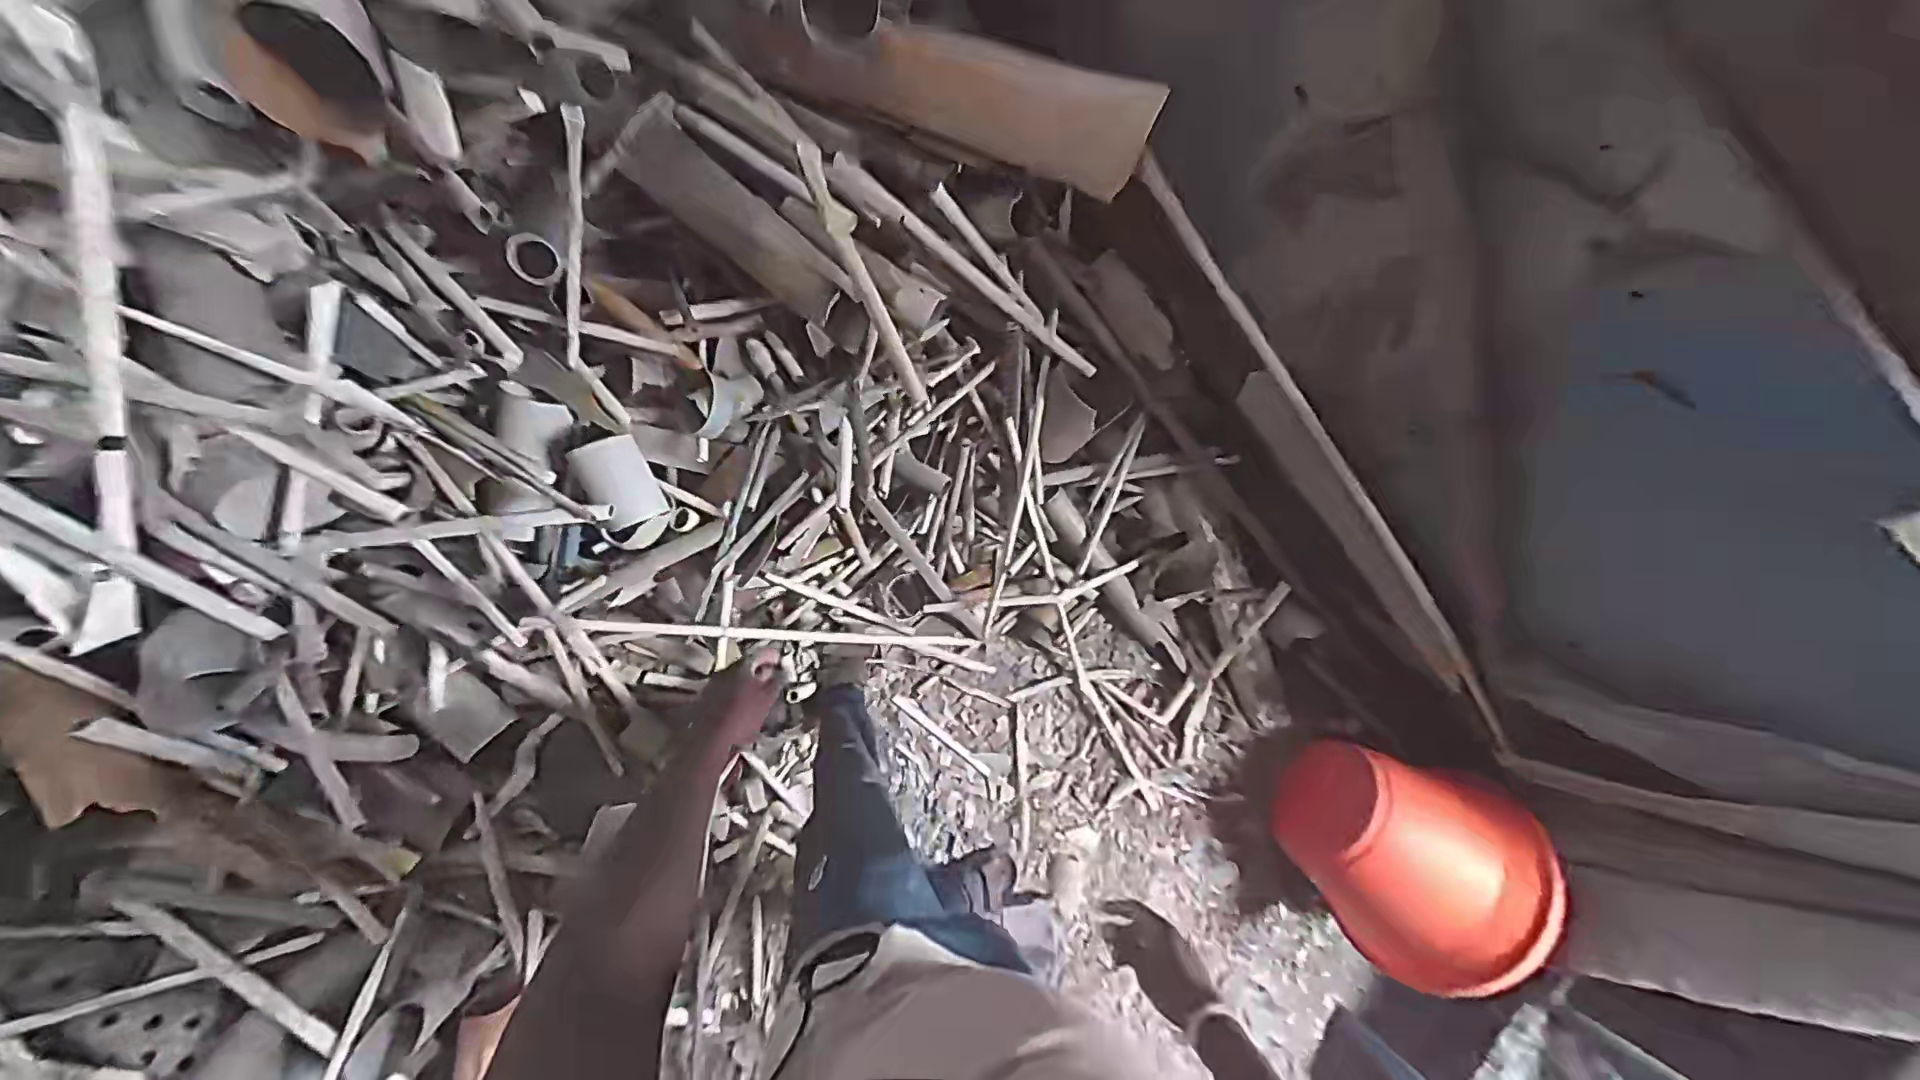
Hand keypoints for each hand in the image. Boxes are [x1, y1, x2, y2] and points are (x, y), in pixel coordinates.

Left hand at [691, 647, 785, 752]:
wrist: (709, 738)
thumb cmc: (740, 717)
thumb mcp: (767, 699)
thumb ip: (776, 683)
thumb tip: (782, 674)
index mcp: (743, 666)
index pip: (762, 653)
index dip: (774, 657)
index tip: (780, 662)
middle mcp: (726, 672)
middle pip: (748, 666)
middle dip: (761, 673)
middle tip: (772, 683)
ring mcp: (713, 686)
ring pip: (736, 680)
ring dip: (748, 687)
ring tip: (759, 701)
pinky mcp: (706, 701)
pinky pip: (726, 694)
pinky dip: (737, 698)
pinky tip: (743, 712)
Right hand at [1100, 899, 1218, 1025]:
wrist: (1202, 1013)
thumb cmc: (1170, 987)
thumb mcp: (1141, 966)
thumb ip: (1124, 945)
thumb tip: (1109, 930)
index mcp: (1161, 928)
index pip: (1134, 908)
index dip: (1115, 907)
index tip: (1101, 908)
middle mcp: (1170, 933)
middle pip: (1141, 923)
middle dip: (1121, 929)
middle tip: (1106, 938)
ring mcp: (1179, 947)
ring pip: (1148, 938)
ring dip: (1131, 944)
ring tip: (1117, 957)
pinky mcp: (1183, 962)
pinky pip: (1157, 949)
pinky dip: (1143, 953)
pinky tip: (1134, 966)